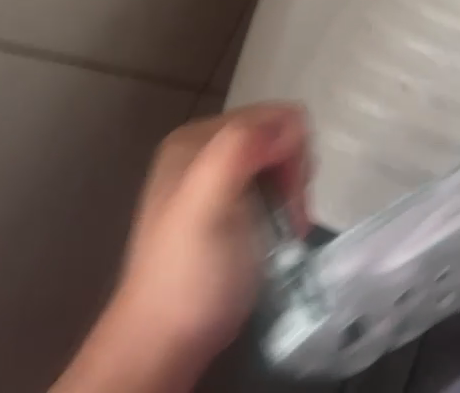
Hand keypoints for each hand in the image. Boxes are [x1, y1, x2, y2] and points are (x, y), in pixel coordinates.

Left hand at [54, 103, 310, 392]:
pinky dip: (288, 204)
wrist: (165, 344)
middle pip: (282, 135)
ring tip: (284, 226)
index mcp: (196, 140)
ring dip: (294, 191)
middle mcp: (204, 150)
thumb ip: (239, 153)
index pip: (277, 116)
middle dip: (294, 172)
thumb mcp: (209, 207)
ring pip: (284, 160)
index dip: (293, 152)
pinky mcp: (230, 204)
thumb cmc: (192, 275)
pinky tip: (279, 230)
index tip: (287, 195)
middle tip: (287, 214)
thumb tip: (288, 125)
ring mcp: (216, 178)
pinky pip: (277, 182)